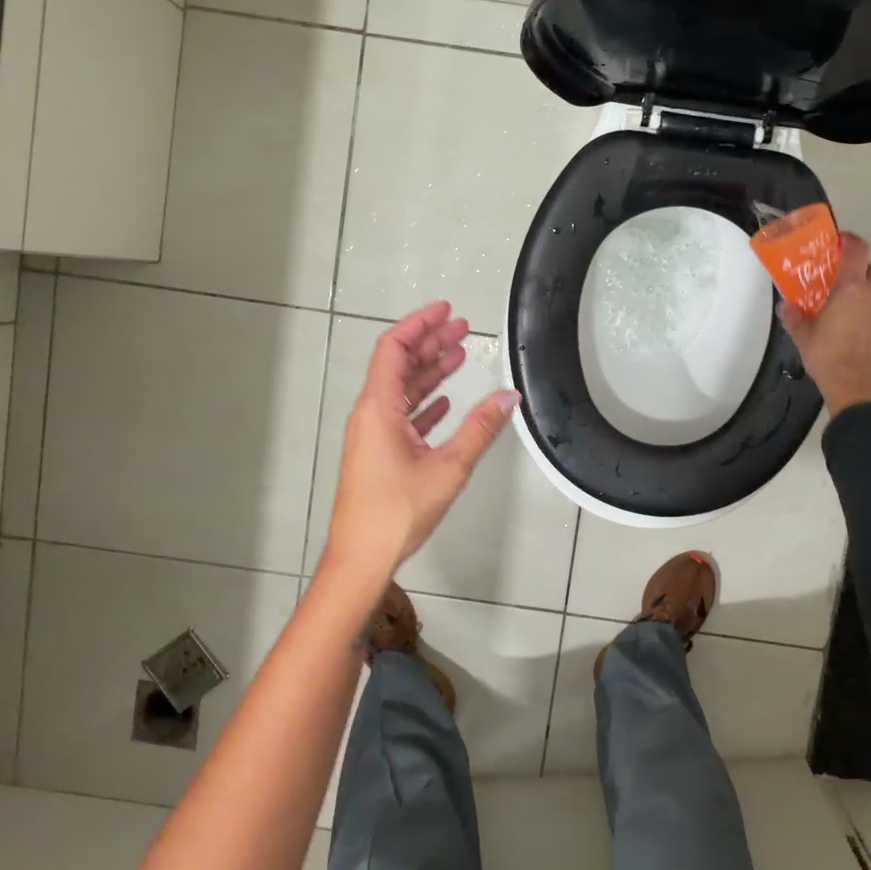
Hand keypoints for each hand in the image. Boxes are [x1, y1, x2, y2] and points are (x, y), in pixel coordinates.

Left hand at [321, 301, 519, 580]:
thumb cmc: (398, 510)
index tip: (446, 311)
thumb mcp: (448, 467)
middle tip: (463, 329)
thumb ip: (480, 428)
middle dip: (430, 344)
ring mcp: (373, 436)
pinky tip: (445, 402)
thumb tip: (509, 396)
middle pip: (399, 365)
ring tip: (460, 356)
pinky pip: (402, 416)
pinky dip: (424, 404)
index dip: (419, 325)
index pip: (394, 348)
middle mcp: (371, 414)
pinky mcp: (379, 455)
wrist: (361, 558)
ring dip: (429, 372)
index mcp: (378, 407)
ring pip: (402, 391)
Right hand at [777, 232, 870, 417]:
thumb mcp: (803, 336)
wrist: (857, 387)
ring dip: (863, 287)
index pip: (857, 250)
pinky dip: (867, 306)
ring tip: (841, 300)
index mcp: (851, 288)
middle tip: (836, 276)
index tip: (836, 241)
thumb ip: (794, 317)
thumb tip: (785, 306)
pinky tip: (850, 321)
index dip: (848, 241)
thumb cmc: (828, 356)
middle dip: (857, 267)